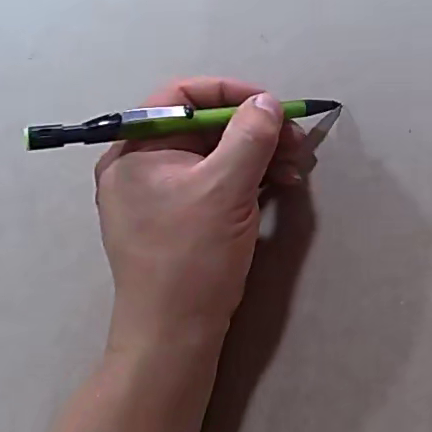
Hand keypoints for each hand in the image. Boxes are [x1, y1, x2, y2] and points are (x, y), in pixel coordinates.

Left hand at [95, 78, 308, 354]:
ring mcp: (159, 192)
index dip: (231, 93)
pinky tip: (281, 183)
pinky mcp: (179, 216)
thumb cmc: (192, 258)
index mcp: (134, 149)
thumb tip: (267, 102)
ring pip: (214, 153)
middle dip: (254, 129)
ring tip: (297, 166)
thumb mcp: (226, 189)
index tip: (272, 106)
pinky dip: (248, 177)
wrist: (174, 337)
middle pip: (203, 125)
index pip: (182, 96)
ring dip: (258, 154)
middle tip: (295, 141)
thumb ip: (250, 136)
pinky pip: (215, 180)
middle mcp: (141, 164)